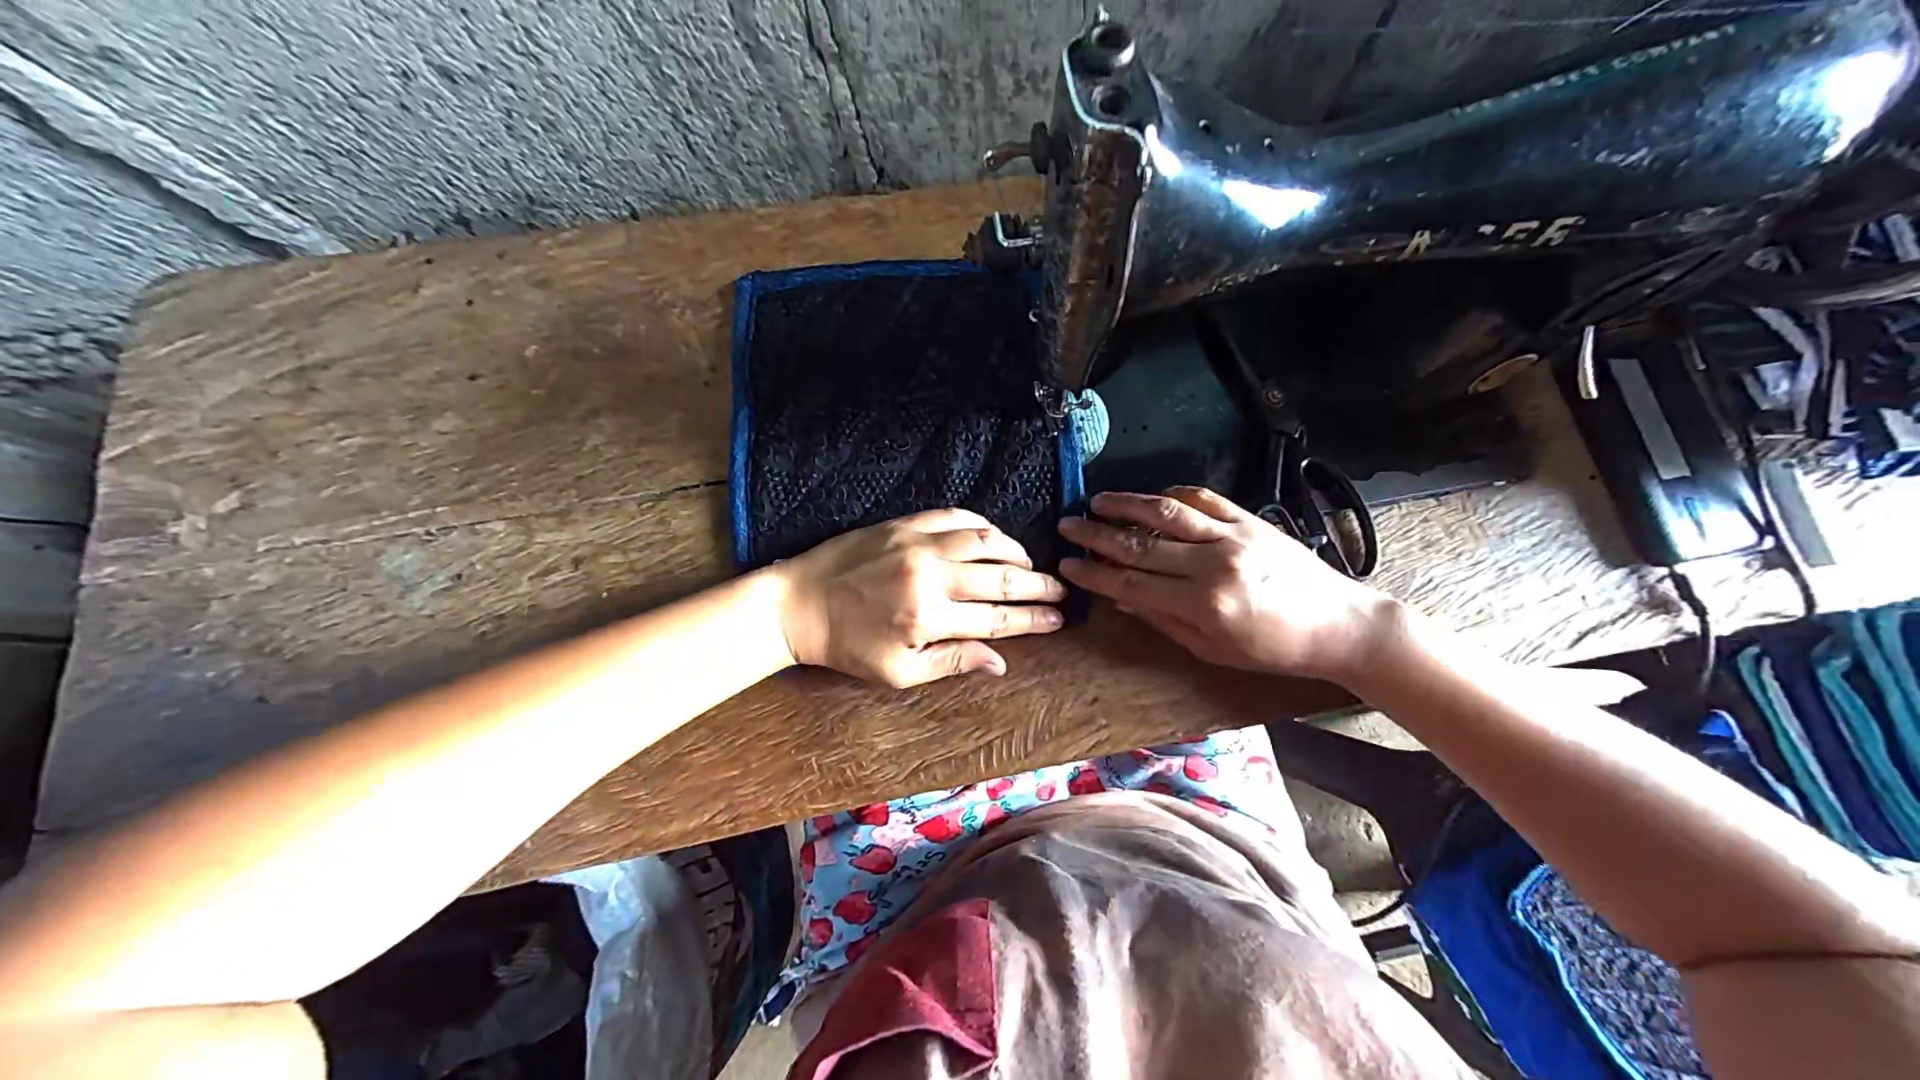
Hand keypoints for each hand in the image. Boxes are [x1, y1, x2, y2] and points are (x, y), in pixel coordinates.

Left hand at [775, 509, 1066, 687]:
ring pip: (984, 539)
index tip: (1058, 618)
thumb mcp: (897, 672)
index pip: (996, 617)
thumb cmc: (847, 645)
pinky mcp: (903, 523)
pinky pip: (954, 515)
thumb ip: (951, 663)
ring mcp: (916, 543)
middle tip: (1060, 589)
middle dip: (1037, 585)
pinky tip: (993, 534)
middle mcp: (929, 575)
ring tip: (1031, 564)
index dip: (1032, 618)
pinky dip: (982, 524)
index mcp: (927, 617)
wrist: (797, 603)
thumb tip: (999, 662)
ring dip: (1015, 551)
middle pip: (1000, 576)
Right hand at [1056, 487, 1398, 684]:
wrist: (1339, 624)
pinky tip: (1151, 496)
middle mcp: (1214, 564)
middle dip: (1097, 535)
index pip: (1133, 583)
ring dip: (1127, 504)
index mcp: (1204, 604)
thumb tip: (1122, 597)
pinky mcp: (1250, 520)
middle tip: (1068, 526)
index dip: (1094, 573)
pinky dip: (1173, 494)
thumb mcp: (1214, 649)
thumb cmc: (1274, 649)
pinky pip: (1204, 498)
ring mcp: (1233, 536)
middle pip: (1141, 544)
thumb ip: (1164, 620)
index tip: (1067, 564)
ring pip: (1167, 512)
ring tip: (1097, 501)